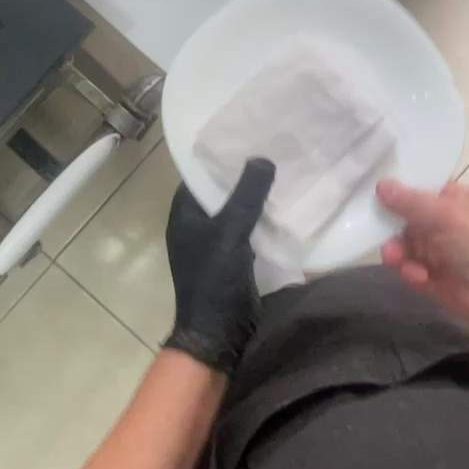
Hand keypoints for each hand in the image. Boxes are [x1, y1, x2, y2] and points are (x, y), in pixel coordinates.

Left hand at [164, 159, 275, 373]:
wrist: (218, 332)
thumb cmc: (214, 280)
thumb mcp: (230, 234)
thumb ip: (245, 196)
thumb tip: (262, 158)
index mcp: (184, 214)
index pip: (199, 174)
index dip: (220, 155)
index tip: (248, 135)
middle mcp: (195, 225)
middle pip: (219, 191)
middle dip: (243, 174)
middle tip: (274, 149)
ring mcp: (213, 242)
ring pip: (235, 210)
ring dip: (255, 196)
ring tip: (284, 171)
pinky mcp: (232, 257)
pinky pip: (247, 229)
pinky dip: (262, 218)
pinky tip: (284, 206)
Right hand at [377, 179, 468, 332]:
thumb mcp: (448, 215)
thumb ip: (411, 201)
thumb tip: (380, 185)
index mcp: (450, 200)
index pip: (416, 187)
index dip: (394, 187)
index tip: (367, 187)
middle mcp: (440, 223)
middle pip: (401, 217)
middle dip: (388, 225)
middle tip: (375, 231)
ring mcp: (435, 251)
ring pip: (401, 245)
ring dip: (396, 252)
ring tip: (395, 259)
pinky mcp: (430, 278)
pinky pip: (408, 270)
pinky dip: (410, 272)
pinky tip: (419, 277)